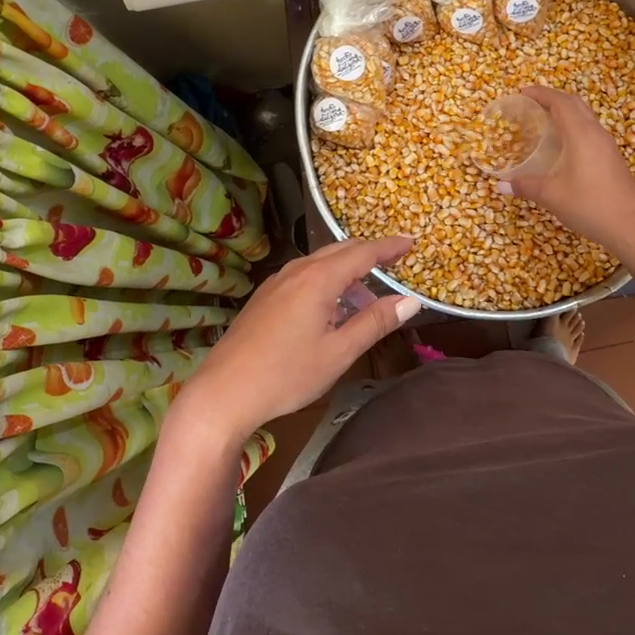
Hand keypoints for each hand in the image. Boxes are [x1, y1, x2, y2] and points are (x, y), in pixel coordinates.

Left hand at [173, 236, 420, 444]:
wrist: (223, 393)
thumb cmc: (286, 375)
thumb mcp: (339, 352)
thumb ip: (375, 323)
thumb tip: (410, 301)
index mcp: (318, 279)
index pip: (362, 253)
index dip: (389, 247)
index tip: (411, 241)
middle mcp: (297, 271)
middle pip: (340, 251)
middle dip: (369, 254)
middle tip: (395, 262)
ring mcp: (276, 283)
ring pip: (320, 264)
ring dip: (347, 273)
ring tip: (367, 298)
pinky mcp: (264, 298)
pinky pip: (304, 276)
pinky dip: (327, 282)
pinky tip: (331, 309)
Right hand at [505, 86, 634, 253]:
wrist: (632, 227)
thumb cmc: (590, 205)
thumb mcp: (552, 195)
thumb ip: (525, 186)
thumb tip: (500, 185)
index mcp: (581, 134)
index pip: (560, 101)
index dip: (540, 93)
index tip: (521, 92)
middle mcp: (596, 133)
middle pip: (575, 103)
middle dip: (553, 98)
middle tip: (532, 104)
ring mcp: (608, 145)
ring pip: (585, 116)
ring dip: (566, 112)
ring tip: (545, 121)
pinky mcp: (613, 158)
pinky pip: (591, 131)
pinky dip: (574, 127)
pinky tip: (564, 146)